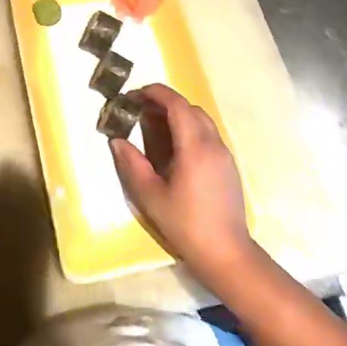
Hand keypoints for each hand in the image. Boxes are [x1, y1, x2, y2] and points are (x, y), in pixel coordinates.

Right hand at [110, 84, 256, 283]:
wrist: (226, 252)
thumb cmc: (185, 224)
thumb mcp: (150, 196)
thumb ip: (132, 165)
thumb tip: (117, 141)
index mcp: (195, 147)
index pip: (177, 105)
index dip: (156, 93)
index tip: (135, 94)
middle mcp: (213, 143)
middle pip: (190, 109)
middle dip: (165, 103)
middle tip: (141, 111)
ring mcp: (225, 154)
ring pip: (202, 121)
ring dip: (179, 116)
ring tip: (155, 129)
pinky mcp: (229, 166)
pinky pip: (209, 135)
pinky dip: (190, 130)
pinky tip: (175, 149)